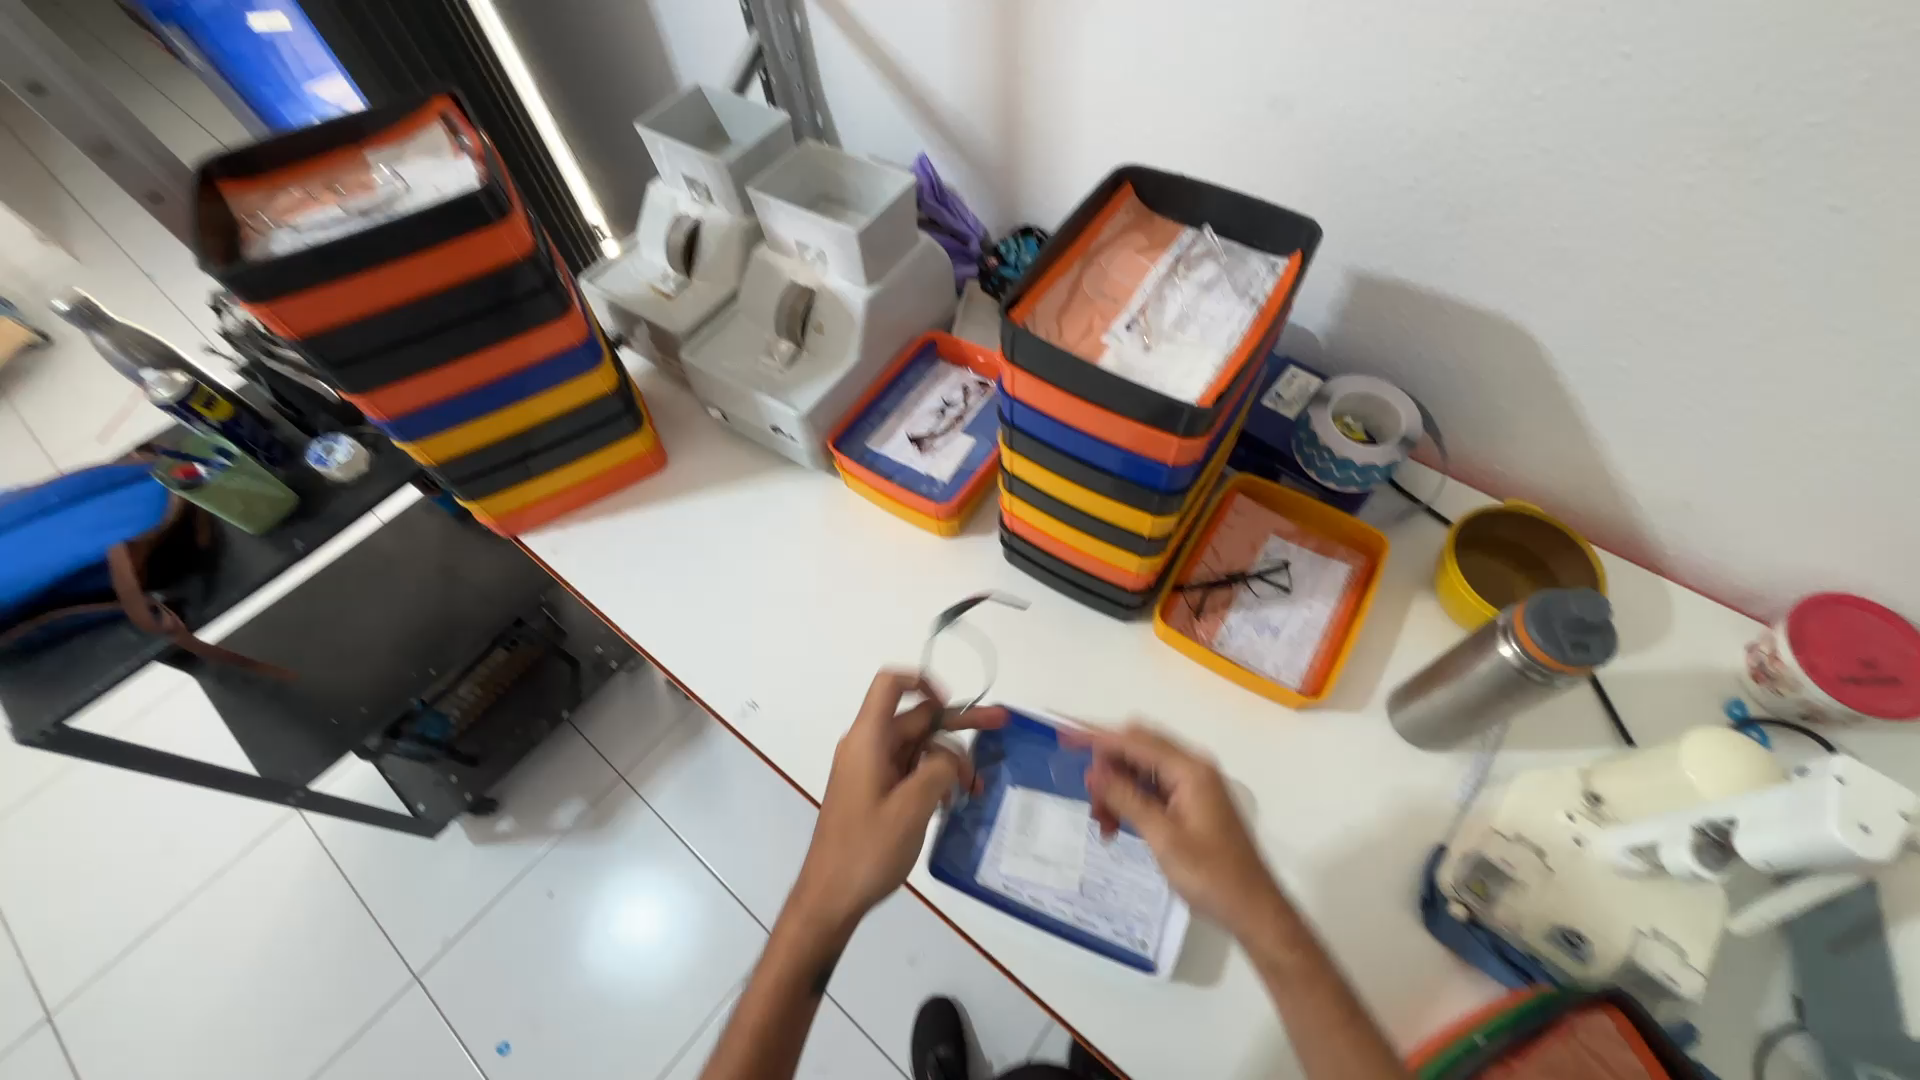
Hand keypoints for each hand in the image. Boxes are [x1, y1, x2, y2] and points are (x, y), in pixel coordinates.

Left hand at [790, 670, 1007, 931]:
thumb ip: (938, 770)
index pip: (890, 686)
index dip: (922, 682)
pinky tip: (956, 799)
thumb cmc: (866, 850)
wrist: (830, 898)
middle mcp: (869, 747)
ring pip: (919, 747)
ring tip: (978, 786)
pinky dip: (935, 778)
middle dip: (958, 723)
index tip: (950, 703)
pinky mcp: (877, 792)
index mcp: (869, 740)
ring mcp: (872, 770)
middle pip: (916, 719)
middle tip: (1001, 725)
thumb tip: (949, 758)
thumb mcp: (911, 808)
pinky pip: (911, 770)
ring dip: (950, 760)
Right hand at [1073, 723, 1284, 936]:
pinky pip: (1151, 788)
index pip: (1133, 741)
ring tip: (1104, 824)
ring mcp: (1193, 784)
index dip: (1096, 737)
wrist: (1254, 910)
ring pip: (1140, 770)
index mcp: (1189, 770)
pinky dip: (1131, 801)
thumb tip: (1093, 771)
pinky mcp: (1191, 801)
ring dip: (1117, 790)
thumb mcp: (1162, 838)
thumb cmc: (1211, 876)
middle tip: (1091, 803)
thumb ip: (1126, 799)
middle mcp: (1192, 768)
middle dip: (1107, 770)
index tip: (1064, 738)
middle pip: (1136, 749)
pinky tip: (1119, 827)